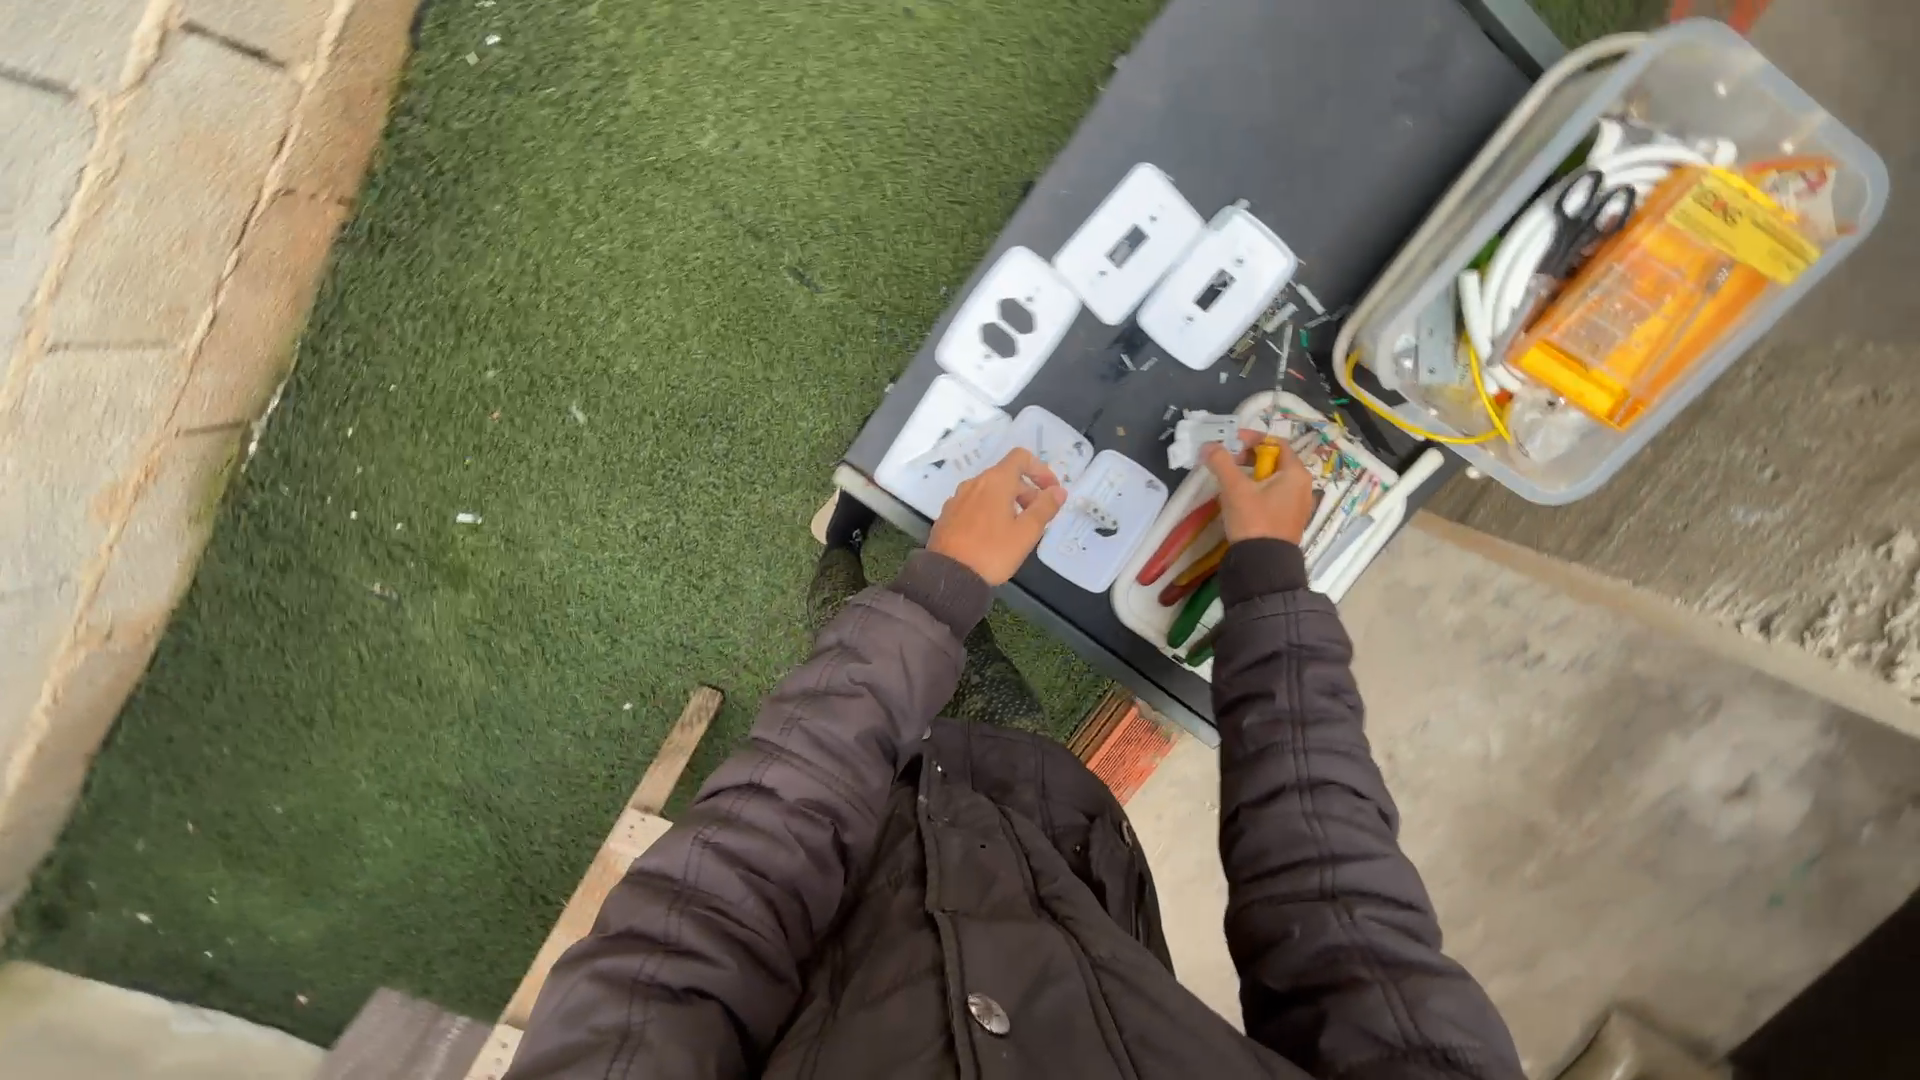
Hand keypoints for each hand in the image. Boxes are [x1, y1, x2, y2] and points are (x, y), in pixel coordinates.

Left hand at [928, 448, 1066, 584]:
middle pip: (1006, 475)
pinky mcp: (948, 515)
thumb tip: (1058, 491)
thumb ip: (1045, 508)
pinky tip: (993, 536)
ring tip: (1017, 529)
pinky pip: (974, 504)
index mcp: (995, 481)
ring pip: (989, 491)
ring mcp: (957, 499)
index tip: (1051, 491)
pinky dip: (990, 511)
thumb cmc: (992, 552)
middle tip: (1038, 518)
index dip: (1041, 470)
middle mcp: (974, 483)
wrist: (948, 576)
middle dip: (1027, 491)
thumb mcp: (1026, 532)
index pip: (1021, 457)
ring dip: (1009, 502)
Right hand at [1202, 433, 1315, 544]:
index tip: (1231, 441)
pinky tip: (1239, 500)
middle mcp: (1302, 486)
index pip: (1276, 443)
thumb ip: (1221, 463)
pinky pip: (1273, 496)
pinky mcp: (1288, 519)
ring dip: (1250, 475)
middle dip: (1249, 457)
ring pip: (1272, 480)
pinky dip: (1257, 490)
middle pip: (1274, 461)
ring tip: (1229, 481)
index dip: (1252, 438)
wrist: (1263, 564)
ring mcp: (1296, 504)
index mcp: (1296, 473)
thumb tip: (1209, 445)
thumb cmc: (1254, 520)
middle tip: (1227, 462)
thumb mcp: (1234, 489)